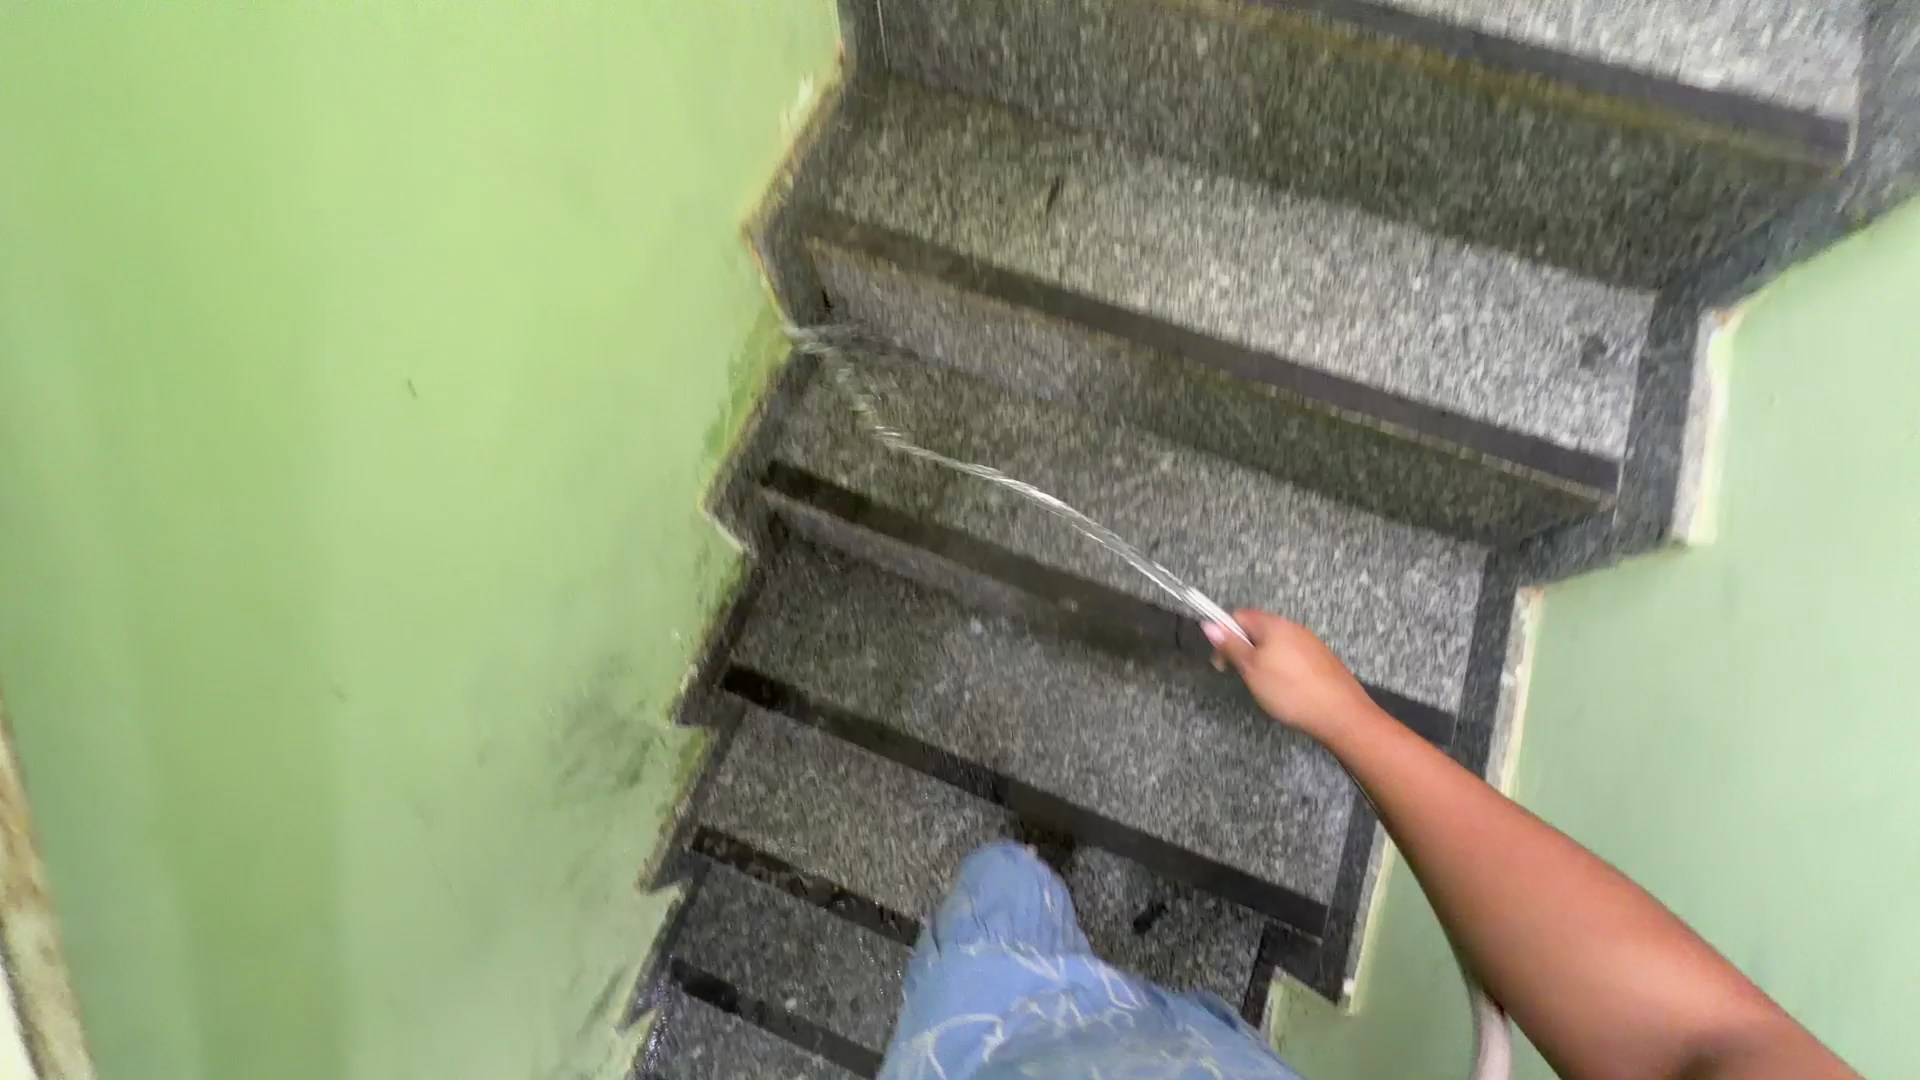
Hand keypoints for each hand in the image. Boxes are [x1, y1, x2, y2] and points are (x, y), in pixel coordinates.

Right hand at [1205, 610, 1377, 736]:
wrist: (1341, 714)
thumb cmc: (1289, 690)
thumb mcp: (1251, 669)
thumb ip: (1231, 645)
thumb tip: (1209, 623)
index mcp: (1273, 625)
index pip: (1238, 616)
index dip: (1225, 635)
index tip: (1223, 662)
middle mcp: (1293, 627)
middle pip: (1258, 630)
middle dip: (1244, 649)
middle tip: (1243, 676)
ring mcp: (1310, 643)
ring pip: (1276, 644)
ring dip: (1263, 659)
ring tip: (1265, 685)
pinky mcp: (1322, 659)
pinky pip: (1293, 655)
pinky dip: (1283, 667)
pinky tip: (1287, 689)